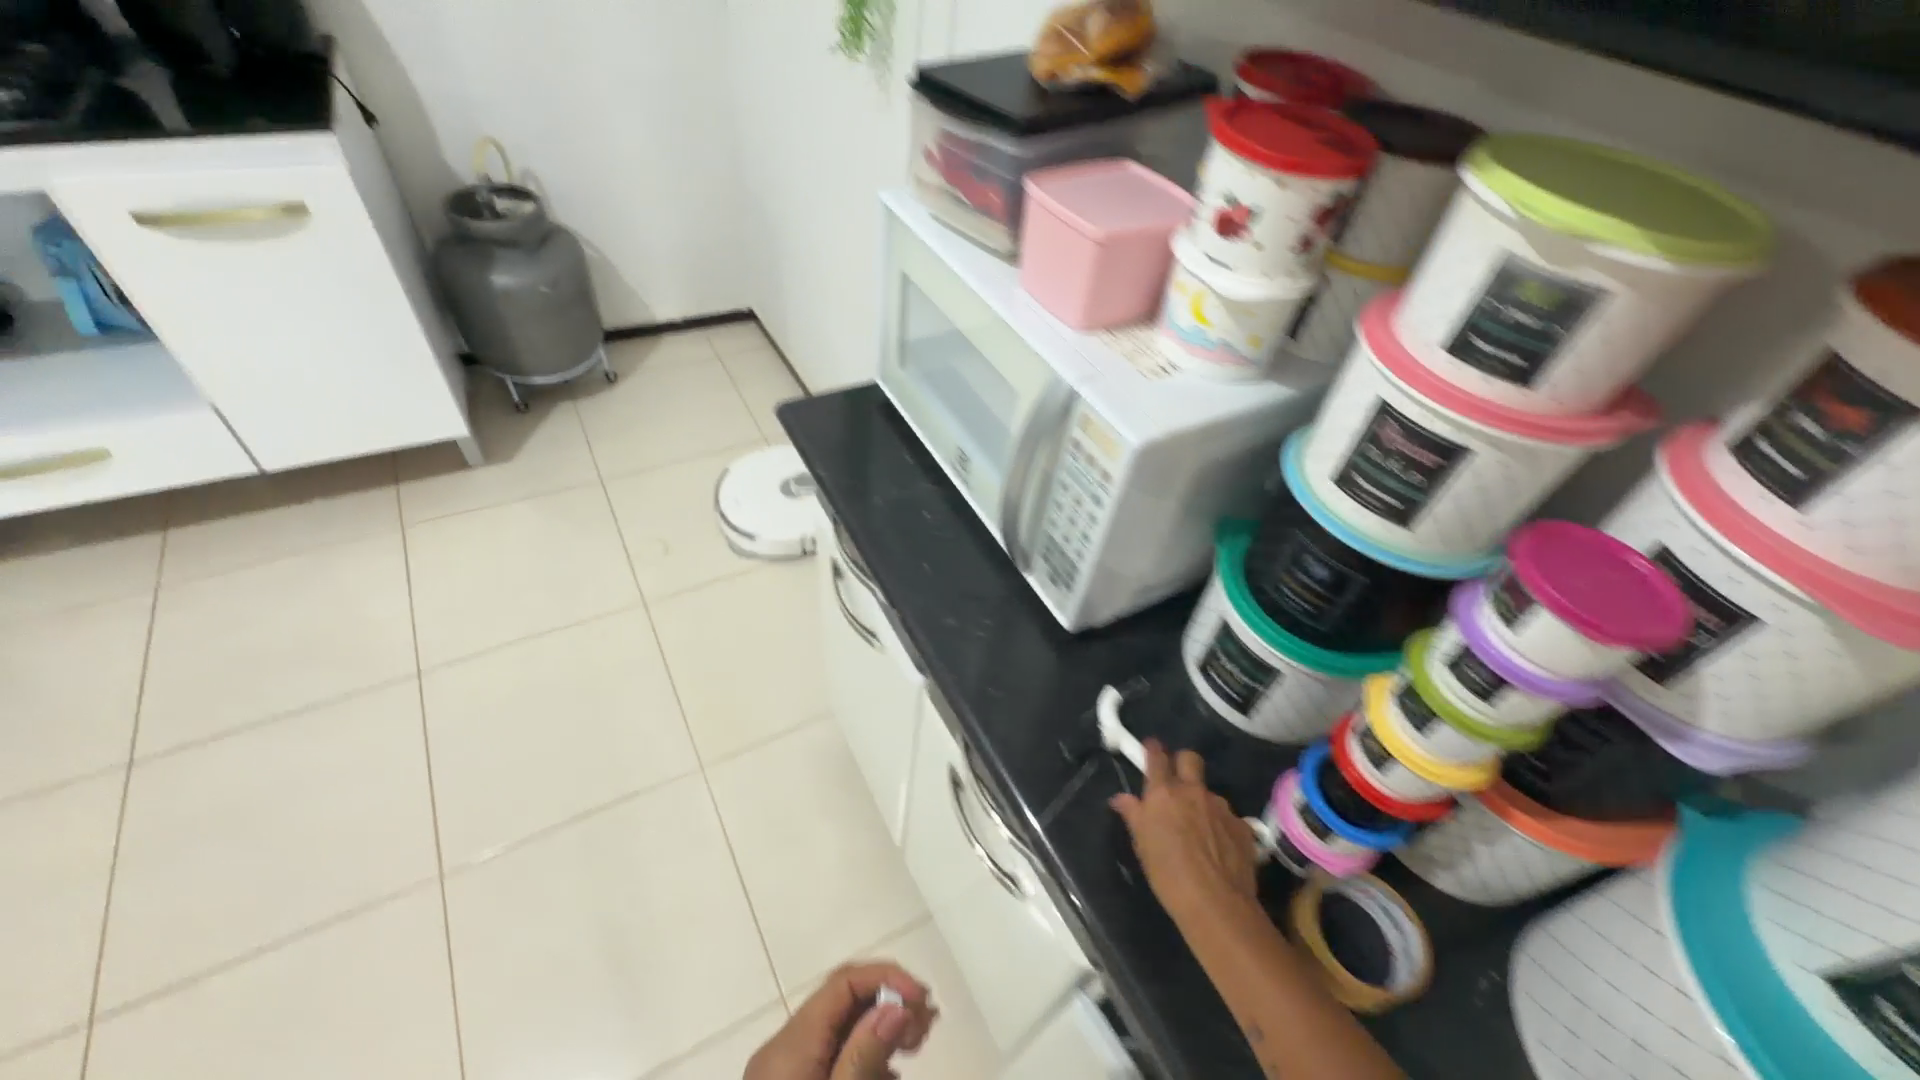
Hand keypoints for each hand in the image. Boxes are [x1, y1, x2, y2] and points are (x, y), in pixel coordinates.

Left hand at [744, 962, 937, 1079]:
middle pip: (843, 1000)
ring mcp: (784, 1068)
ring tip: (917, 1045)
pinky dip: (864, 1053)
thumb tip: (896, 1007)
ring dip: (882, 1028)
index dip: (887, 977)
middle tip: (928, 1023)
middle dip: (890, 1001)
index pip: (842, 982)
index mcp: (790, 1043)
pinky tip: (890, 1073)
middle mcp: (783, 1047)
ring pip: (841, 1026)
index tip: (924, 999)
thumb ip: (864, 1056)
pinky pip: (831, 1053)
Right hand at [1111, 740, 1258, 920]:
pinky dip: (1220, 825)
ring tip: (1199, 830)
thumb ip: (1133, 815)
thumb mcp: (1142, 846)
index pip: (1157, 757)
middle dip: (1182, 762)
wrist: (1215, 903)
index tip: (1151, 747)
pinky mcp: (1242, 825)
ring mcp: (1221, 806)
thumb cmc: (1168, 874)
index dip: (1153, 749)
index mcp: (1163, 794)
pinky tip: (1218, 847)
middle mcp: (1193, 792)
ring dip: (1202, 802)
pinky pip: (1228, 817)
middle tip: (1176, 781)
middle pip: (1189, 758)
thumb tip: (1121, 798)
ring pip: (1209, 792)